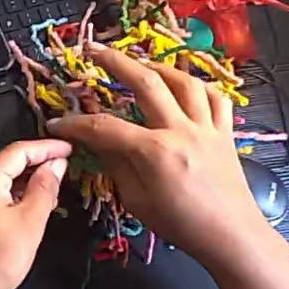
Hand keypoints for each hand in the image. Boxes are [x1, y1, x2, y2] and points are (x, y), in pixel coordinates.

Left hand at [0, 138, 71, 288]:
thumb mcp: (30, 223)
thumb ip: (44, 188)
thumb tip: (56, 163)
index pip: (17, 151)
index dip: (46, 147)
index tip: (70, 147)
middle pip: (5, 162)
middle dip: (35, 163)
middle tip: (65, 168)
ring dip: (23, 179)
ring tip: (52, 186)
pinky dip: (9, 193)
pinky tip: (27, 202)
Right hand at [49, 43, 278, 271]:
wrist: (231, 237)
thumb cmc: (180, 224)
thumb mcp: (136, 200)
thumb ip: (115, 163)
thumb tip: (95, 138)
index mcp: (155, 152)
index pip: (104, 127)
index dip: (75, 124)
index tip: (57, 123)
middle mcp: (181, 131)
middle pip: (146, 82)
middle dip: (115, 61)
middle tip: (93, 51)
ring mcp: (207, 128)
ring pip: (184, 81)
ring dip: (158, 67)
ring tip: (139, 65)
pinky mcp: (225, 133)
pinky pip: (216, 98)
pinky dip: (199, 86)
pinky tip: (184, 86)